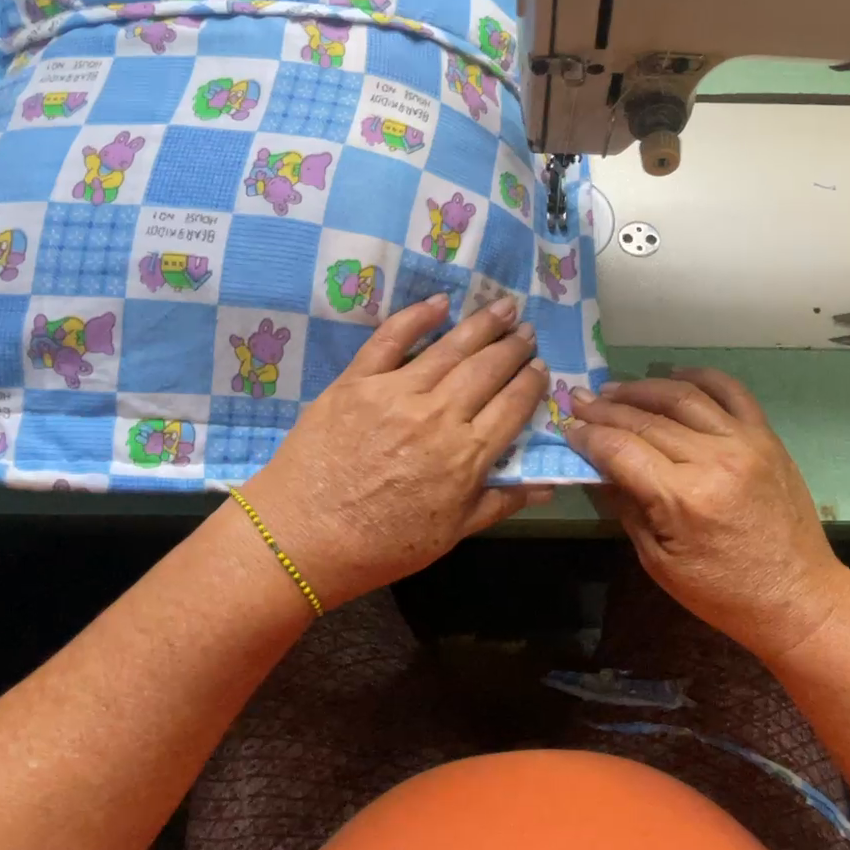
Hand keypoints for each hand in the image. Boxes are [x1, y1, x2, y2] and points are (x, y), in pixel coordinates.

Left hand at [235, 293, 550, 606]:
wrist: (303, 539)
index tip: (541, 367)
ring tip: (503, 306)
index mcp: (466, 456)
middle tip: (527, 330)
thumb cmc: (382, 546)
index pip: (513, 406)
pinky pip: (391, 340)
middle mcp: (438, 416)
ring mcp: (396, 394)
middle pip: (487, 370)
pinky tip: (440, 303)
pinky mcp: (357, 382)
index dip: (531, 383)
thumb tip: (547, 485)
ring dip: (482, 324)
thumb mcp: (451, 535)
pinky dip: (417, 317)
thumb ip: (499, 503)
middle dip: (513, 347)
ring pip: (449, 348)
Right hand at [562, 369, 849, 660]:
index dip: (588, 436)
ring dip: (642, 388)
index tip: (566, 427)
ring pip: (683, 396)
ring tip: (614, 390)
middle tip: (579, 401)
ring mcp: (745, 442)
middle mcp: (714, 459)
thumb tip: (597, 469)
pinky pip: (731, 392)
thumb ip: (626, 507)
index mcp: (683, 497)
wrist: (796, 596)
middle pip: (646, 419)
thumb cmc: (721, 592)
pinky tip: (674, 375)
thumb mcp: (658, 560)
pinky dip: (700, 377)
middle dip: (605, 409)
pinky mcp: (766, 438)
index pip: (621, 449)